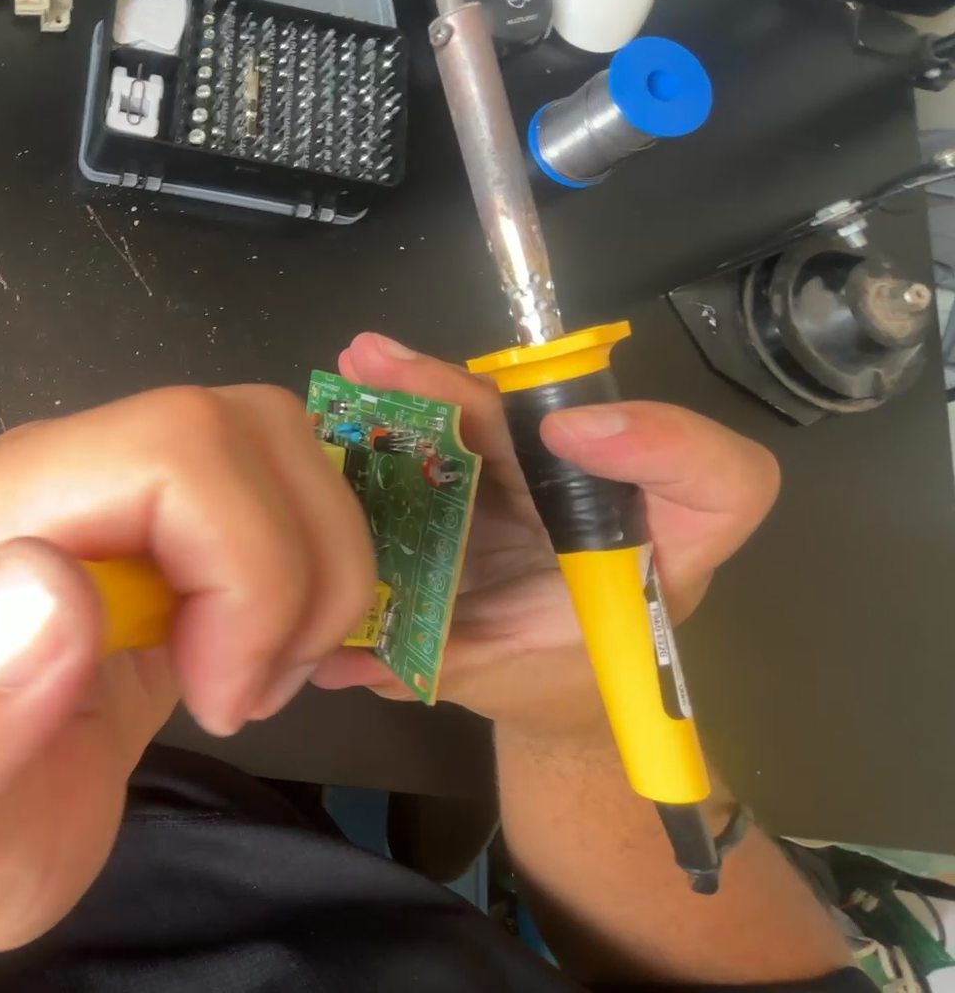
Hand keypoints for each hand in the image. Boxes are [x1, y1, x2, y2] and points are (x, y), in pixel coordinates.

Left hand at [0, 387, 375, 950]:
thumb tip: (50, 585)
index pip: (170, 451)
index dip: (243, 566)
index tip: (223, 695)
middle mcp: (45, 474)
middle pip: (233, 433)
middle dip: (292, 572)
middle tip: (246, 689)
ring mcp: (105, 498)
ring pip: (267, 452)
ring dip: (311, 571)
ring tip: (255, 675)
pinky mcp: (151, 536)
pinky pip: (268, 495)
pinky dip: (315, 567)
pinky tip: (285, 651)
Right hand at [309, 334, 780, 740]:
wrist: (545, 678)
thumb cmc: (549, 686)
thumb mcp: (494, 683)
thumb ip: (426, 668)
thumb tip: (335, 665)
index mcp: (643, 557)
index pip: (715, 486)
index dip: (663, 445)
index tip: (566, 433)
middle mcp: (592, 500)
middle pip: (551, 422)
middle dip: (465, 390)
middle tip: (383, 364)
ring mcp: (536, 482)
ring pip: (493, 414)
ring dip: (422, 383)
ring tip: (358, 365)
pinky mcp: (488, 476)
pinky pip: (452, 432)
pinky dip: (400, 408)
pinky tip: (349, 395)